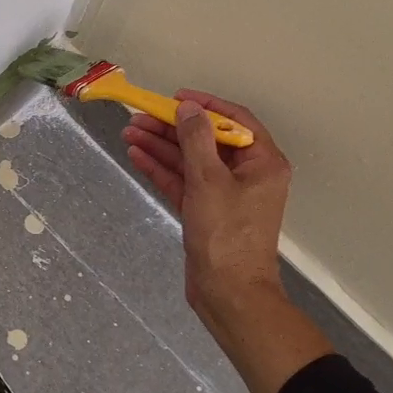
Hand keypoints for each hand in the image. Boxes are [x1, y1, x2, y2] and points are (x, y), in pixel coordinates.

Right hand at [123, 91, 332, 392]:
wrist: (228, 293)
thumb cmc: (226, 235)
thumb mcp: (209, 181)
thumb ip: (196, 140)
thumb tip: (187, 108)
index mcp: (263, 162)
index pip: (234, 120)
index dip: (204, 106)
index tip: (173, 98)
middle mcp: (246, 175)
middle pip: (206, 140)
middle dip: (172, 128)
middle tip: (140, 117)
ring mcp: (224, 195)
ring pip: (190, 161)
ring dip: (161, 146)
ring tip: (129, 132)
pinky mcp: (205, 212)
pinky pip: (182, 182)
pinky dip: (161, 169)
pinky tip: (137, 155)